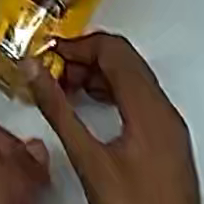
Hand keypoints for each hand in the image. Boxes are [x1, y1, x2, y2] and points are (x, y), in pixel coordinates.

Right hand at [23, 32, 199, 203]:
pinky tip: (86, 104)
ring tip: (64, 85)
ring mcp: (169, 129)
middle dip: (83, 56)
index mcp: (150, 112)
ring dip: (94, 72)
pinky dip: (108, 89)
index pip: (113, 51)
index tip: (51, 53)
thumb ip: (57, 108)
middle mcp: (165, 115)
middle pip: (123, 58)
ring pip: (130, 76)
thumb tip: (33, 71)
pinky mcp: (166, 142)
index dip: (77, 45)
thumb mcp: (87, 158)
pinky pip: (136, 97)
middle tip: (54, 67)